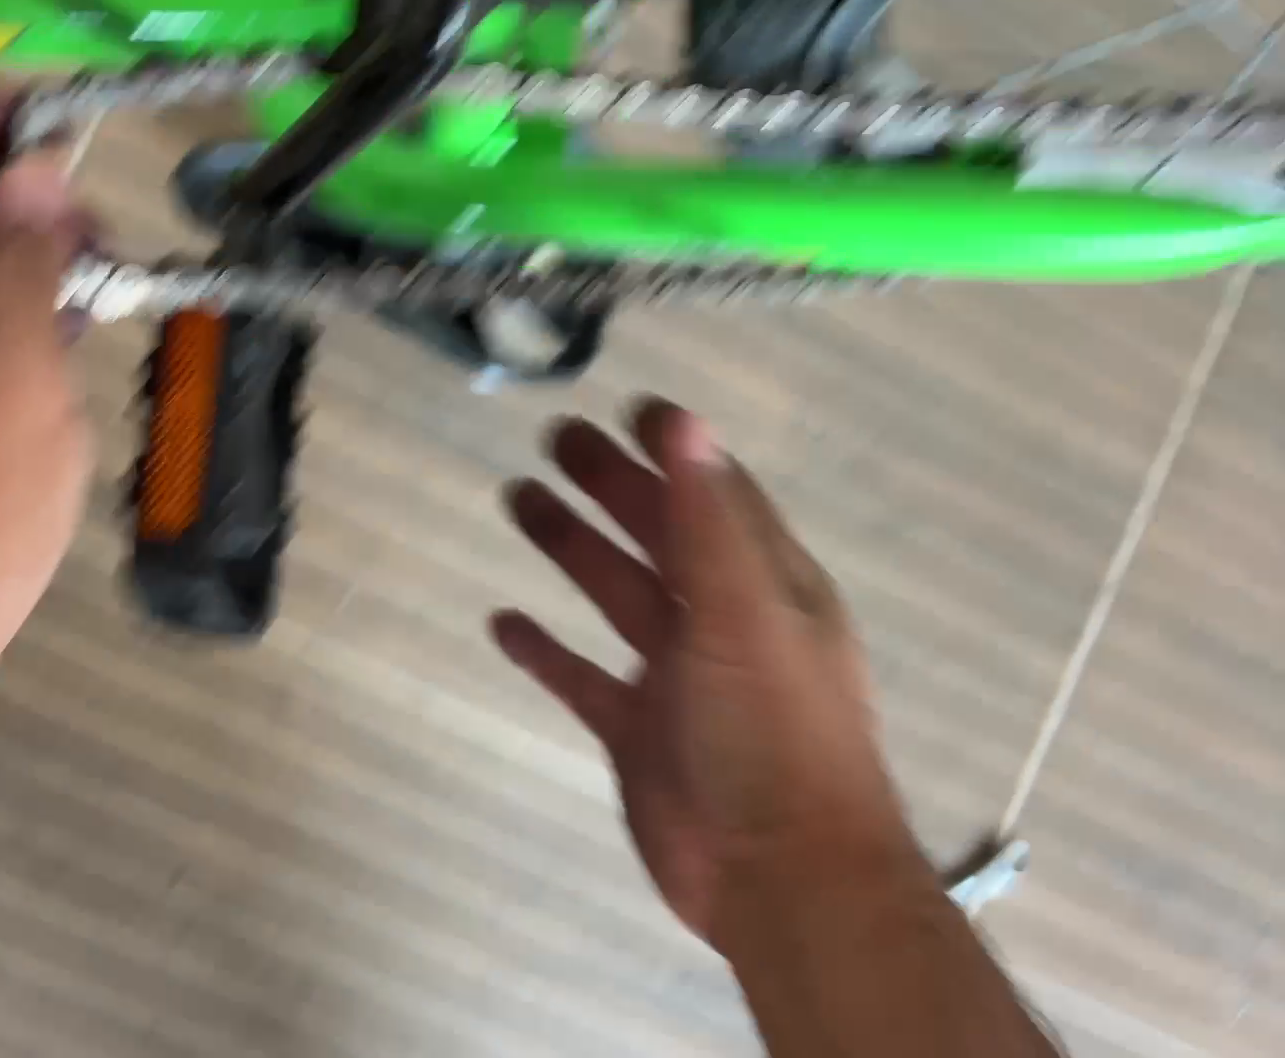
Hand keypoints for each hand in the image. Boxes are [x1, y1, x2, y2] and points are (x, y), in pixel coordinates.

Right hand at [493, 400, 916, 943]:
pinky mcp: (636, 728)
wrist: (781, 877)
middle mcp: (720, 621)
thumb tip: (688, 423)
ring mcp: (675, 677)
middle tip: (555, 439)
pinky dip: (546, 650)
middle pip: (656, 535)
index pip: (718, 496)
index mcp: (764, 587)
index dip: (678, 451)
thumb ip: (709, 522)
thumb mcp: (743, 614)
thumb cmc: (771, 733)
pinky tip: (504, 623)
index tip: (633, 407)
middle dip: (609, 485)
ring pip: (614, 594)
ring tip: (519, 500)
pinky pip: (582, 675)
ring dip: (570, 548)